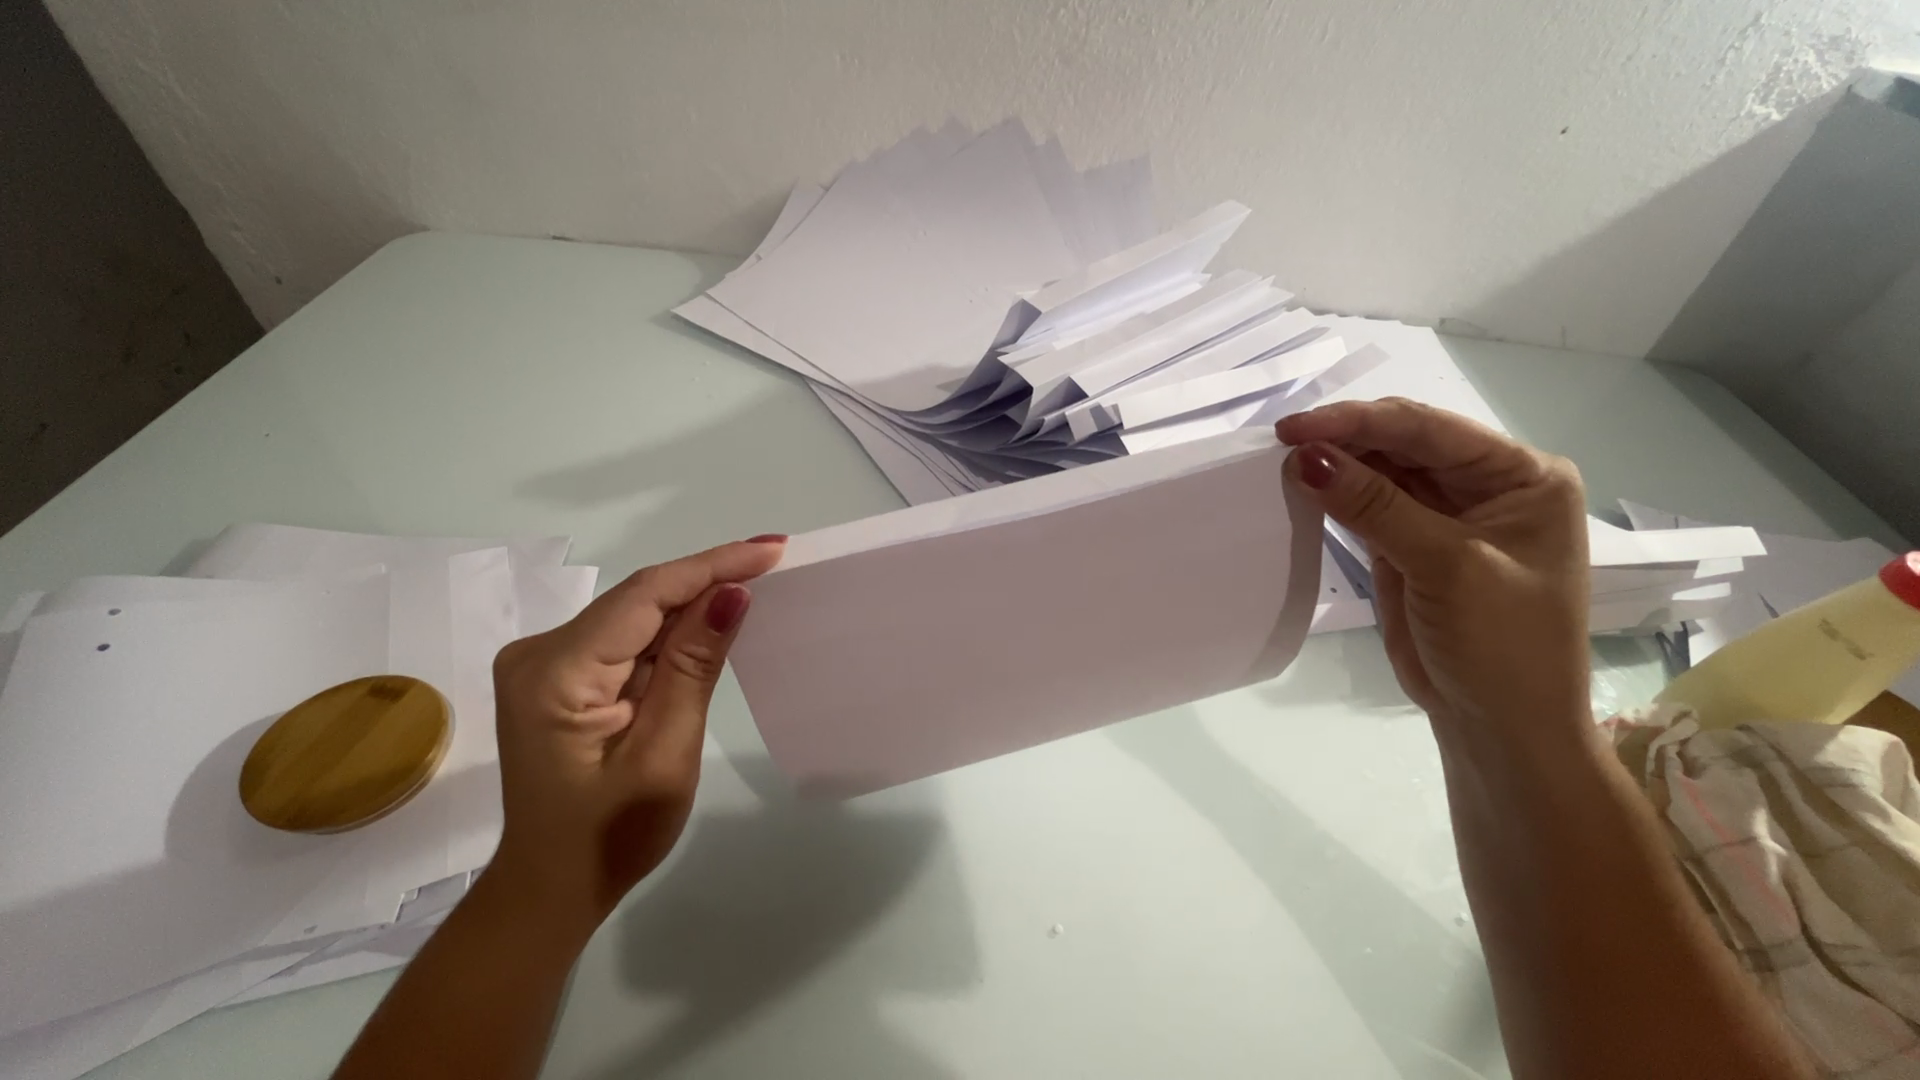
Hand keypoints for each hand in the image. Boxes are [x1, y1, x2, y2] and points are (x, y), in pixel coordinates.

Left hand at [483, 536, 785, 936]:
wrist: (552, 886)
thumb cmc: (612, 836)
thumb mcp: (664, 754)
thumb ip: (693, 667)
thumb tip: (731, 595)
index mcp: (556, 672)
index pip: (646, 596)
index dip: (712, 566)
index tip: (771, 549)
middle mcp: (540, 653)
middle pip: (640, 600)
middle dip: (708, 579)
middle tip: (775, 559)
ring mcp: (546, 664)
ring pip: (637, 617)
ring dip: (694, 605)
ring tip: (758, 583)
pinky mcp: (561, 678)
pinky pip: (628, 640)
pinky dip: (672, 634)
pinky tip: (712, 625)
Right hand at [1278, 399, 1590, 748]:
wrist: (1501, 726)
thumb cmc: (1501, 644)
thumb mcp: (1445, 566)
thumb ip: (1375, 506)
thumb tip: (1304, 456)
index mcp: (1522, 476)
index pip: (1430, 430)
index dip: (1359, 422)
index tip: (1293, 428)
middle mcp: (1486, 485)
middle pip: (1404, 444)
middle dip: (1345, 440)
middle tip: (1280, 444)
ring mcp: (1446, 515)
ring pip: (1381, 473)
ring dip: (1336, 466)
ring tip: (1281, 462)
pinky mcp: (1411, 545)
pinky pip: (1367, 506)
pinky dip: (1335, 497)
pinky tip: (1302, 487)